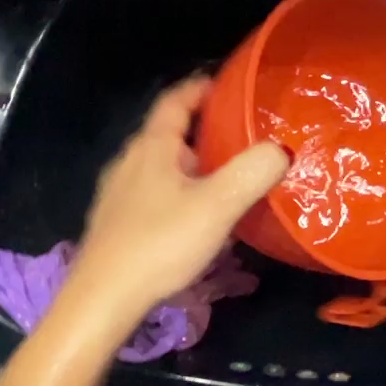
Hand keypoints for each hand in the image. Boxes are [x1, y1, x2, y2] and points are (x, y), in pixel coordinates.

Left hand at [60, 77, 288, 331]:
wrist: (104, 296)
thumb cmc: (160, 244)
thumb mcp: (216, 207)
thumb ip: (252, 173)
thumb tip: (281, 150)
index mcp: (152, 147)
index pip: (176, 100)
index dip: (202, 89)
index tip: (231, 88)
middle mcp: (130, 161)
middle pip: (169, 134)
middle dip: (205, 131)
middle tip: (243, 139)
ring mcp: (119, 193)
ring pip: (162, 167)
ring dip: (194, 166)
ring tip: (228, 179)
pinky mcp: (117, 223)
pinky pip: (154, 195)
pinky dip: (180, 193)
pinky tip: (197, 218)